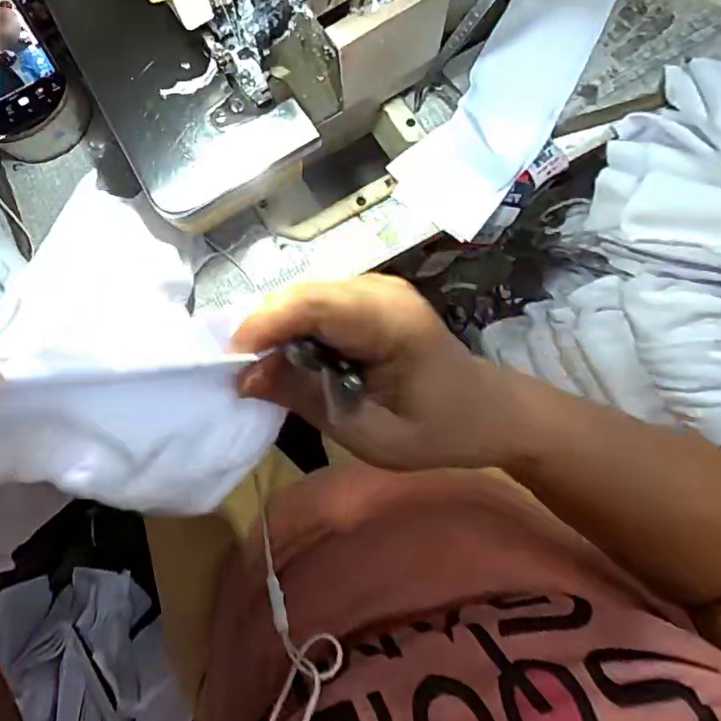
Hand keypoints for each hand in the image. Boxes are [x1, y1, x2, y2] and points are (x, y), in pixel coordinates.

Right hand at [232, 275, 523, 471]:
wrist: (488, 410)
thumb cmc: (438, 430)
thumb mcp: (369, 434)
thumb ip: (306, 399)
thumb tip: (244, 378)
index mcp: (391, 321)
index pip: (314, 305)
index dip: (266, 325)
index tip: (233, 363)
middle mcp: (379, 289)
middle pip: (302, 294)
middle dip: (264, 330)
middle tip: (242, 374)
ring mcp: (373, 286)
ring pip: (303, 296)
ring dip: (276, 330)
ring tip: (264, 371)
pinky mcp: (366, 294)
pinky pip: (315, 303)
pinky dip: (293, 329)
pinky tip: (293, 358)